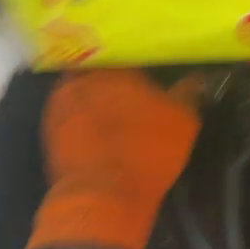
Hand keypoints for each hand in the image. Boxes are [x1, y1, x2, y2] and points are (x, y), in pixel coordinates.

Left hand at [26, 70, 201, 248]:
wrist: (103, 196)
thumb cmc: (148, 152)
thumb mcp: (183, 121)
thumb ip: (189, 93)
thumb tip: (199, 77)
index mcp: (119, 67)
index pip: (130, 52)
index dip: (143, 63)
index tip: (152, 75)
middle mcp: (85, 75)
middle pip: (101, 67)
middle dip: (115, 76)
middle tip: (132, 91)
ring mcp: (61, 101)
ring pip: (82, 88)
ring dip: (96, 95)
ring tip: (114, 111)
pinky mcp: (49, 127)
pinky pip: (70, 112)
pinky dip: (83, 117)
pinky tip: (98, 131)